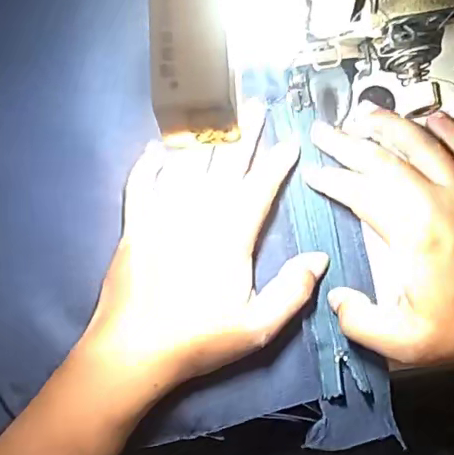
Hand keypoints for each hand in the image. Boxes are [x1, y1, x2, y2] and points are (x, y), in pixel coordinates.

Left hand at [79, 105, 327, 398]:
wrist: (134, 349)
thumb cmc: (198, 340)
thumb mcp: (257, 327)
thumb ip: (292, 291)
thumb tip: (319, 258)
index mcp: (231, 236)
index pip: (259, 188)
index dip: (277, 163)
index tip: (290, 142)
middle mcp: (197, 215)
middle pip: (225, 164)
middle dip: (244, 132)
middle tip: (256, 105)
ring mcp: (161, 216)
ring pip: (186, 165)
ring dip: (203, 137)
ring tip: (215, 113)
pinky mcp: (134, 226)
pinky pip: (140, 183)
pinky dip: (149, 163)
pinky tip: (155, 149)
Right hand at [303, 107, 453, 381]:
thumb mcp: (406, 342)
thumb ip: (360, 321)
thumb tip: (337, 298)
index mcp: (415, 232)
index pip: (360, 191)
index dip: (330, 180)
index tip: (312, 174)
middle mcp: (441, 201)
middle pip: (384, 158)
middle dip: (346, 142)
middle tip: (324, 132)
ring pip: (423, 143)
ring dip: (390, 125)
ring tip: (365, 114)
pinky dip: (448, 129)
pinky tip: (434, 117)